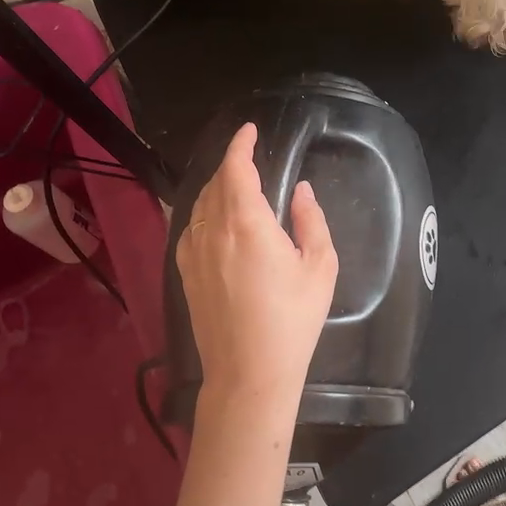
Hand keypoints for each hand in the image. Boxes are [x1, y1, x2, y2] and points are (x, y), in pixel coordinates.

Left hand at [176, 123, 337, 417]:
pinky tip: (216, 221)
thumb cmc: (292, 320)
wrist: (249, 374)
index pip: (236, 168)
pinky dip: (203, 212)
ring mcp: (193, 253)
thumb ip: (311, 221)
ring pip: (199, 204)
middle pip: (215, 183)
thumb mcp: (320, 267)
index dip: (241, 144)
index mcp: (247, 223)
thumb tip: (300, 190)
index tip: (250, 130)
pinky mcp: (185, 274)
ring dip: (216, 187)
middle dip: (231, 164)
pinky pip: (190, 228)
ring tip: (236, 184)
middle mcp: (213, 231)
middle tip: (251, 157)